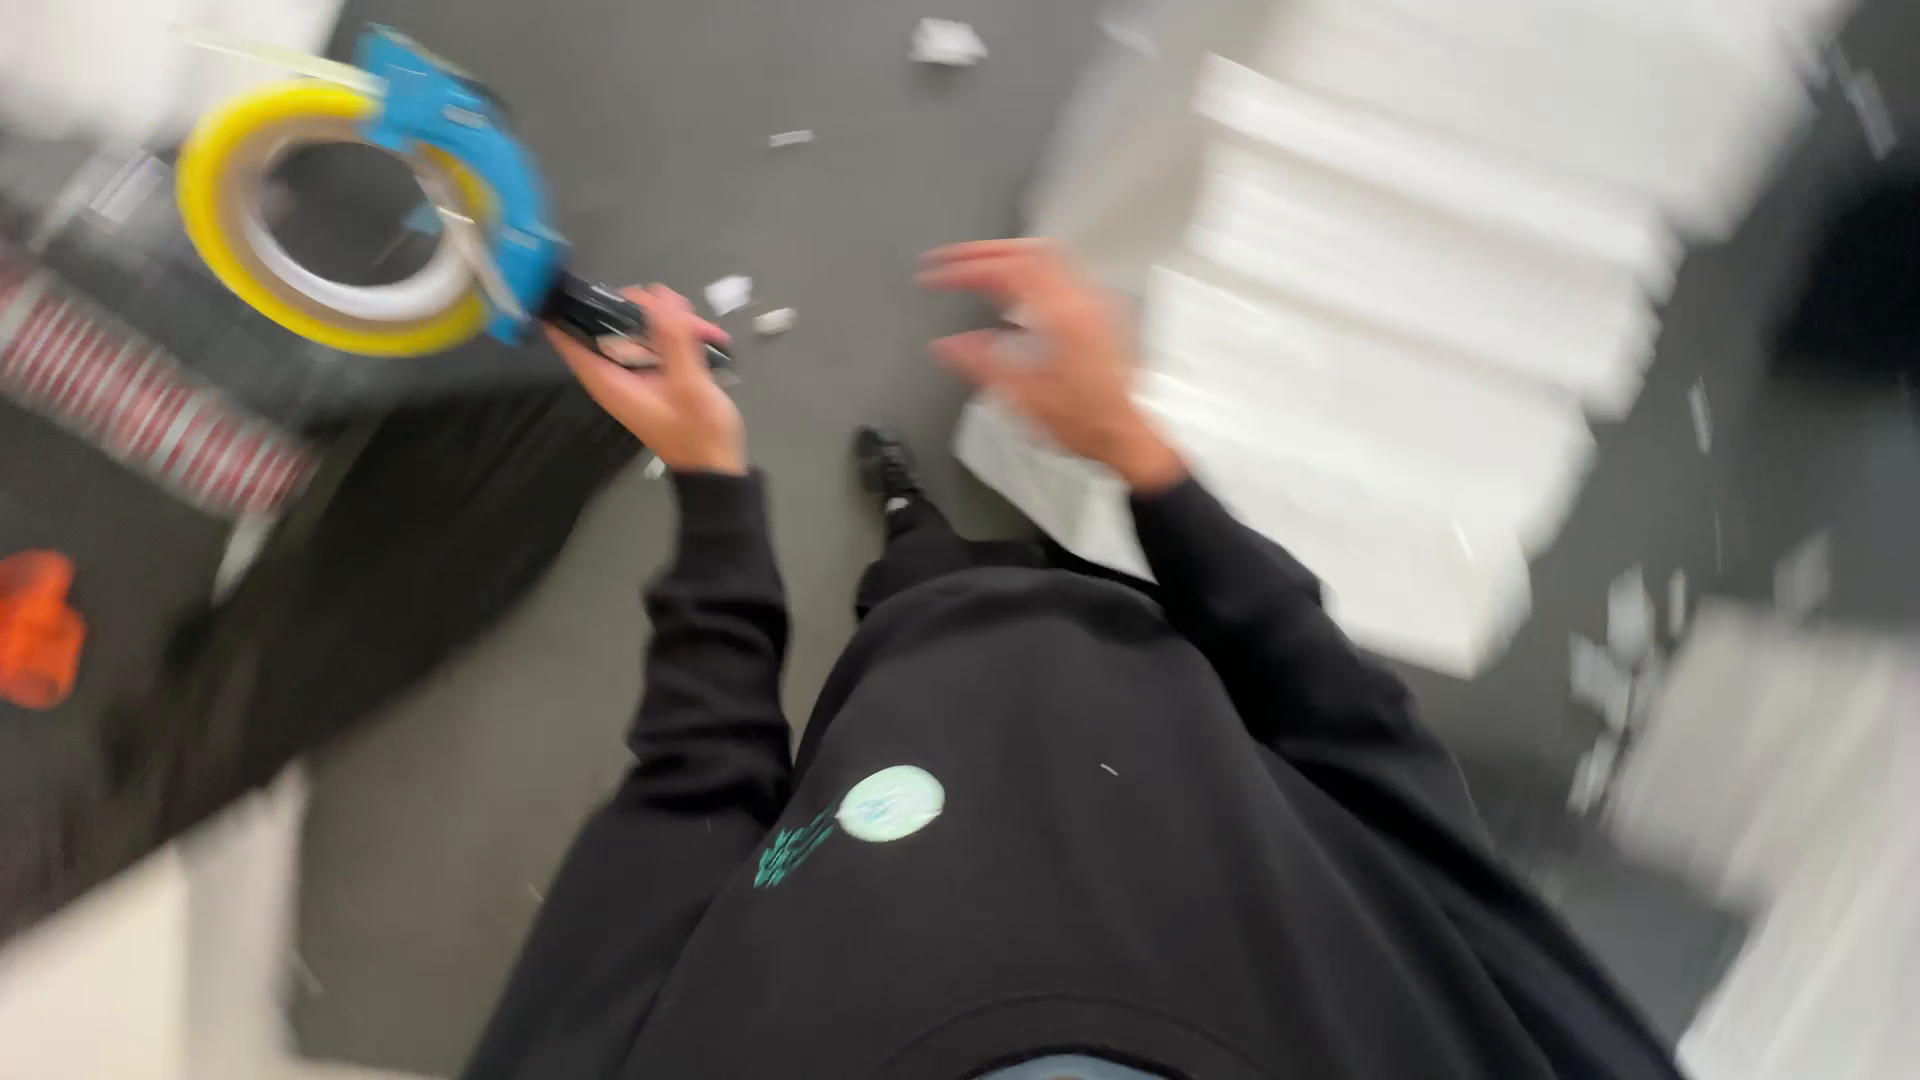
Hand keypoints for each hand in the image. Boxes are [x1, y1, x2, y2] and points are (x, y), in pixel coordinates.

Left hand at [545, 285, 745, 474]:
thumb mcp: (691, 386)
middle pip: (608, 323)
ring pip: (638, 331)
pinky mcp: (656, 378)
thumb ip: (674, 340)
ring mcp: (636, 376)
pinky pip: (657, 345)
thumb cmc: (700, 435)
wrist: (718, 470)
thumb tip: (660, 297)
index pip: (566, 333)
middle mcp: (615, 374)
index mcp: (608, 379)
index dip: (570, 303)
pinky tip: (705, 337)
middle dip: (641, 309)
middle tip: (676, 308)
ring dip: (668, 322)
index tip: (586, 282)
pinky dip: (678, 337)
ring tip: (702, 328)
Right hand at [919, 239, 1186, 492]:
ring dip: (1008, 254)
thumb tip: (946, 346)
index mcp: (1063, 318)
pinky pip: (1064, 271)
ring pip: (1048, 255)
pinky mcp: (1100, 312)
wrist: (1123, 436)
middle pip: (1028, 251)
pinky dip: (1032, 267)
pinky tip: (1018, 284)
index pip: (1006, 272)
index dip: (966, 267)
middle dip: (984, 251)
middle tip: (953, 258)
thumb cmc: (1086, 423)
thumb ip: (981, 365)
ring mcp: (1095, 304)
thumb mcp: (1023, 398)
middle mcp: (1083, 302)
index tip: (939, 274)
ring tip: (979, 263)